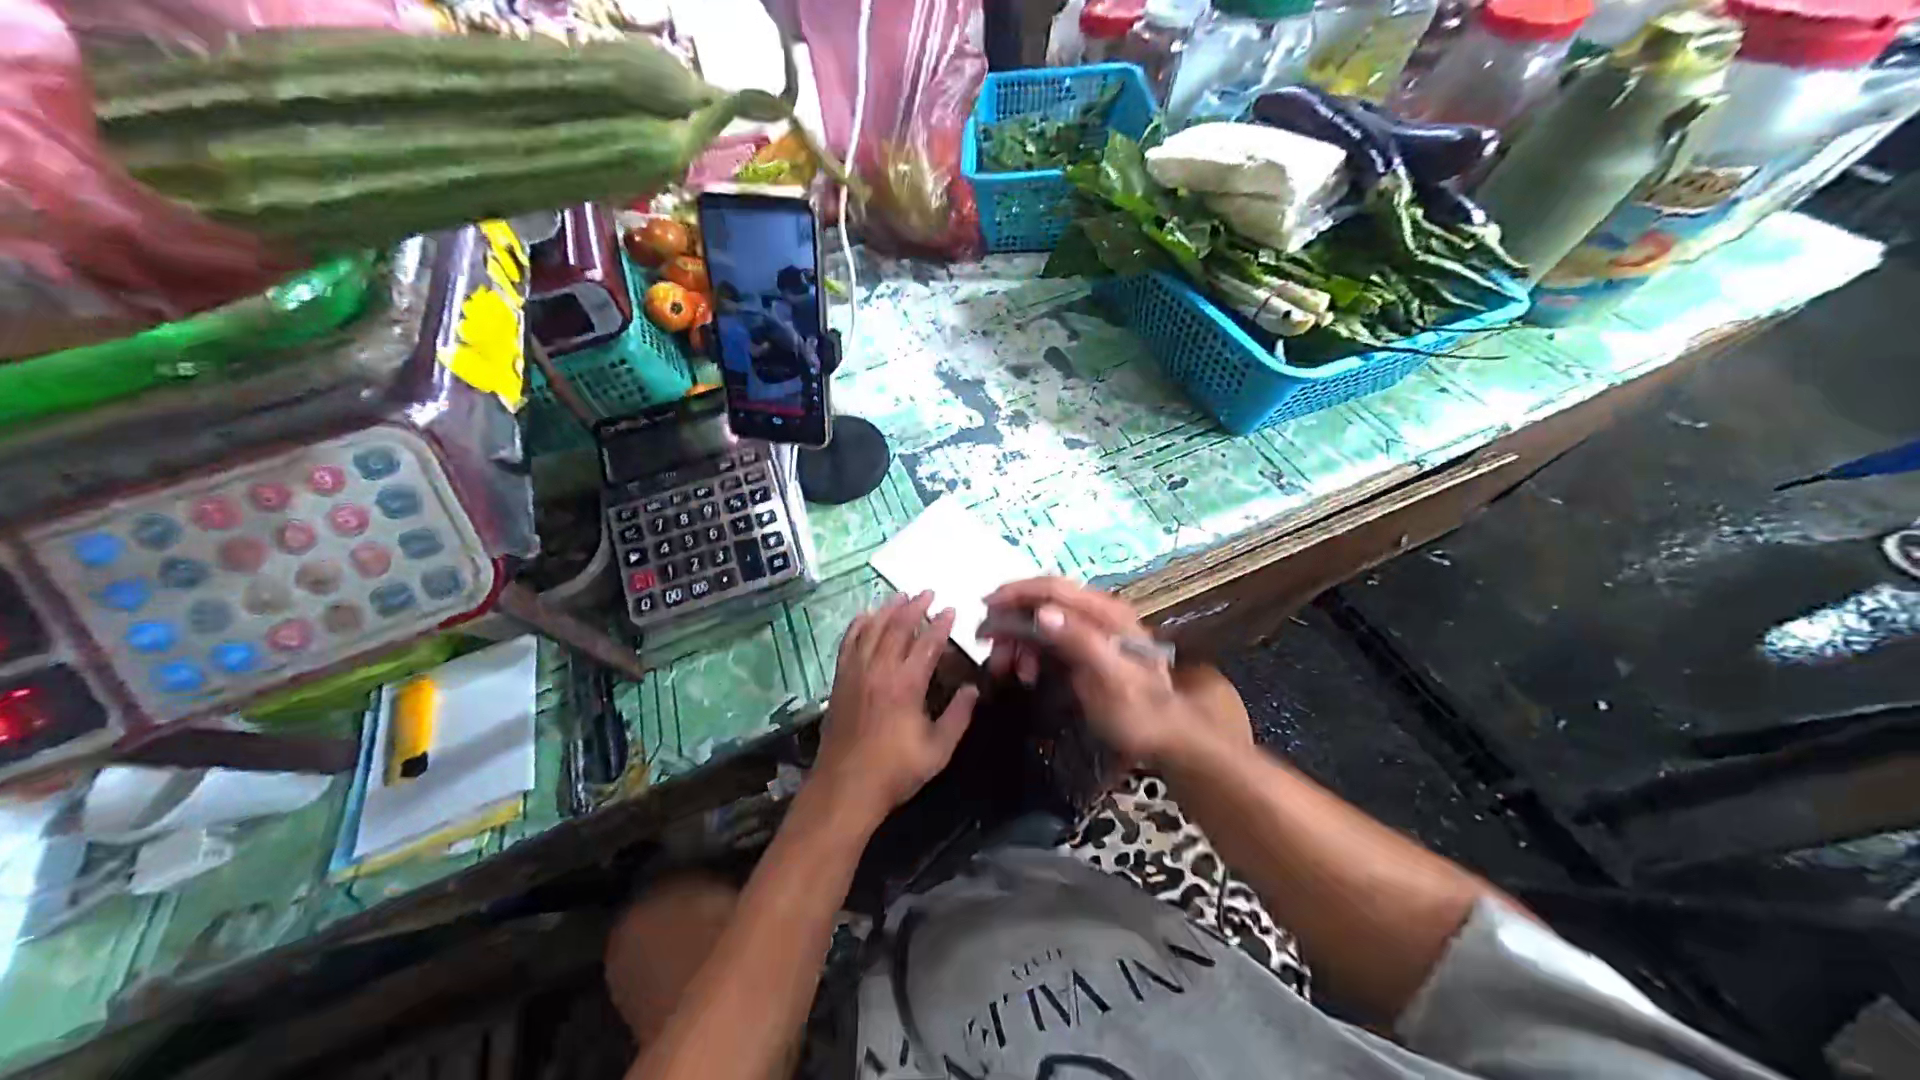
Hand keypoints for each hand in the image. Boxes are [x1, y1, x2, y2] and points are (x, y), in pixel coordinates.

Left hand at [812, 592, 978, 825]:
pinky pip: (848, 642)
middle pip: (898, 627)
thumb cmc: (895, 771)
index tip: (951, 610)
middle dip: (915, 607)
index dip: (941, 624)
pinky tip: (866, 616)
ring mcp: (855, 672)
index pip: (927, 643)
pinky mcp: (840, 680)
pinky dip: (858, 625)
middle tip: (928, 592)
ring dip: (888, 609)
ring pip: (872, 629)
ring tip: (901, 596)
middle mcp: (879, 670)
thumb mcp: (938, 749)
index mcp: (906, 684)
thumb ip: (959, 716)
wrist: (845, 787)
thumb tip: (973, 688)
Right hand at [980, 578, 1198, 765]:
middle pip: (1043, 602)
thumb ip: (1078, 641)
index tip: (985, 606)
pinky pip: (1048, 639)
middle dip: (1012, 621)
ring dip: (1018, 640)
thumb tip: (1043, 613)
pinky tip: (1026, 673)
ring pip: (1041, 621)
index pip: (1053, 587)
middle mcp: (1097, 613)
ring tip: (1006, 668)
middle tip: (990, 647)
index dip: (1016, 592)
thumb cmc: (1139, 710)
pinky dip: (1029, 652)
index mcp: (1105, 613)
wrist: (1167, 735)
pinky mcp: (1086, 648)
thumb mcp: (1109, 677)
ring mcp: (1091, 630)